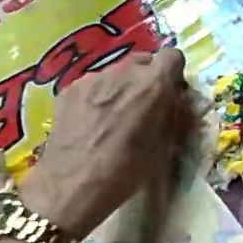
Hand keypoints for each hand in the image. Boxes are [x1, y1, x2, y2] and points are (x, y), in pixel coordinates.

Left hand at [21, 48, 188, 236]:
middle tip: (142, 109)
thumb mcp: (161, 148)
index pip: (172, 57)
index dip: (172, 75)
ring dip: (120, 89)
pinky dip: (96, 98)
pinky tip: (89, 124)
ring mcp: (92, 78)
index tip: (169, 95)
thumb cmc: (124, 172)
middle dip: (146, 81)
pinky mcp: (69, 89)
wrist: (71, 185)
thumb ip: (170, 118)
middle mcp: (122, 72)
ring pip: (115, 74)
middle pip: (142, 62)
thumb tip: (171, 105)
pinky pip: (91, 86)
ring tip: (112, 119)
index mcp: (152, 85)